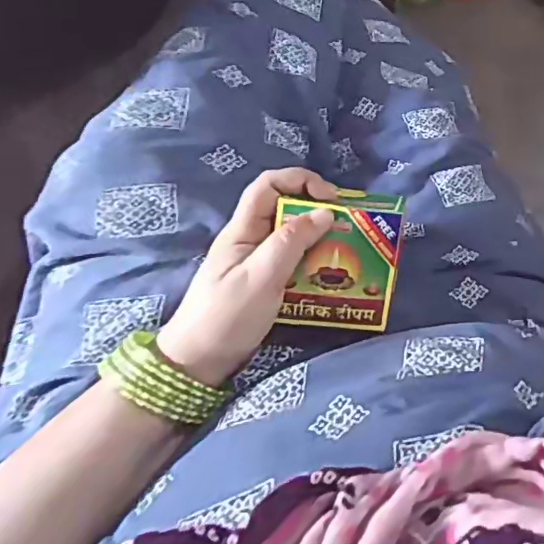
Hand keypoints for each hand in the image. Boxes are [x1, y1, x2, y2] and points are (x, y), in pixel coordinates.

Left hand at [156, 168, 337, 386]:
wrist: (196, 363)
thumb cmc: (226, 317)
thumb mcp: (262, 276)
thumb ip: (292, 241)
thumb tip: (326, 212)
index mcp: (243, 230)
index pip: (270, 184)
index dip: (301, 180)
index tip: (332, 199)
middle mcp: (251, 240)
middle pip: (286, 208)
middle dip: (318, 210)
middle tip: (347, 226)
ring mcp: (257, 262)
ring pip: (293, 236)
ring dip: (320, 238)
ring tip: (345, 250)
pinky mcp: (265, 283)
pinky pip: (293, 261)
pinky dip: (314, 262)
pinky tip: (329, 275)